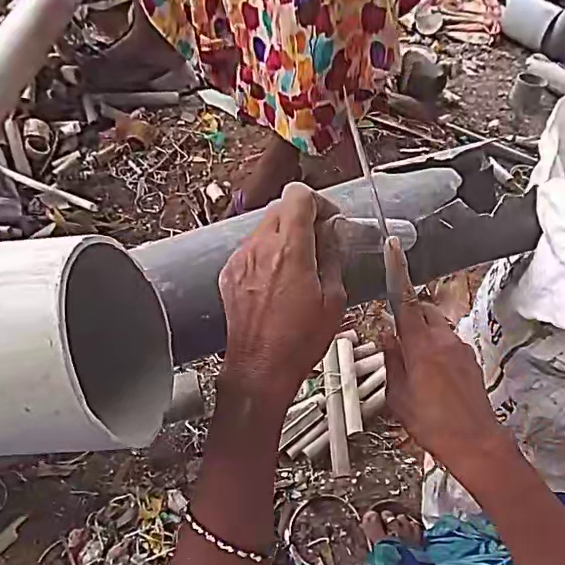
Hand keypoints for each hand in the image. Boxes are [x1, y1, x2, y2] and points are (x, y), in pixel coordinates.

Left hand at [218, 182, 346, 404]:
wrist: (260, 368)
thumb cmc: (296, 343)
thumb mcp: (334, 300)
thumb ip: (332, 259)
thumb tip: (332, 238)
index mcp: (289, 251)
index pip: (298, 196)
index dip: (319, 202)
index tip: (329, 218)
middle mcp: (260, 249)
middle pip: (281, 208)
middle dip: (303, 218)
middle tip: (320, 241)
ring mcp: (241, 260)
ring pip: (264, 228)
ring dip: (285, 237)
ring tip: (301, 265)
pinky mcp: (230, 274)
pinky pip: (251, 250)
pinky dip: (268, 255)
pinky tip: (280, 281)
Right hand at [380, 283, 509, 471]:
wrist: (474, 442)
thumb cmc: (435, 425)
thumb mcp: (398, 396)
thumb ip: (392, 360)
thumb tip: (387, 338)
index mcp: (420, 347)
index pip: (404, 300)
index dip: (397, 272)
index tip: (393, 250)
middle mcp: (443, 341)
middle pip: (422, 309)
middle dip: (407, 314)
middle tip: (395, 335)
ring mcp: (460, 349)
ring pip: (436, 326)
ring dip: (422, 333)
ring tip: (413, 363)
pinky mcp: (470, 359)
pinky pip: (449, 342)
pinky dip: (436, 348)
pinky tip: (431, 374)